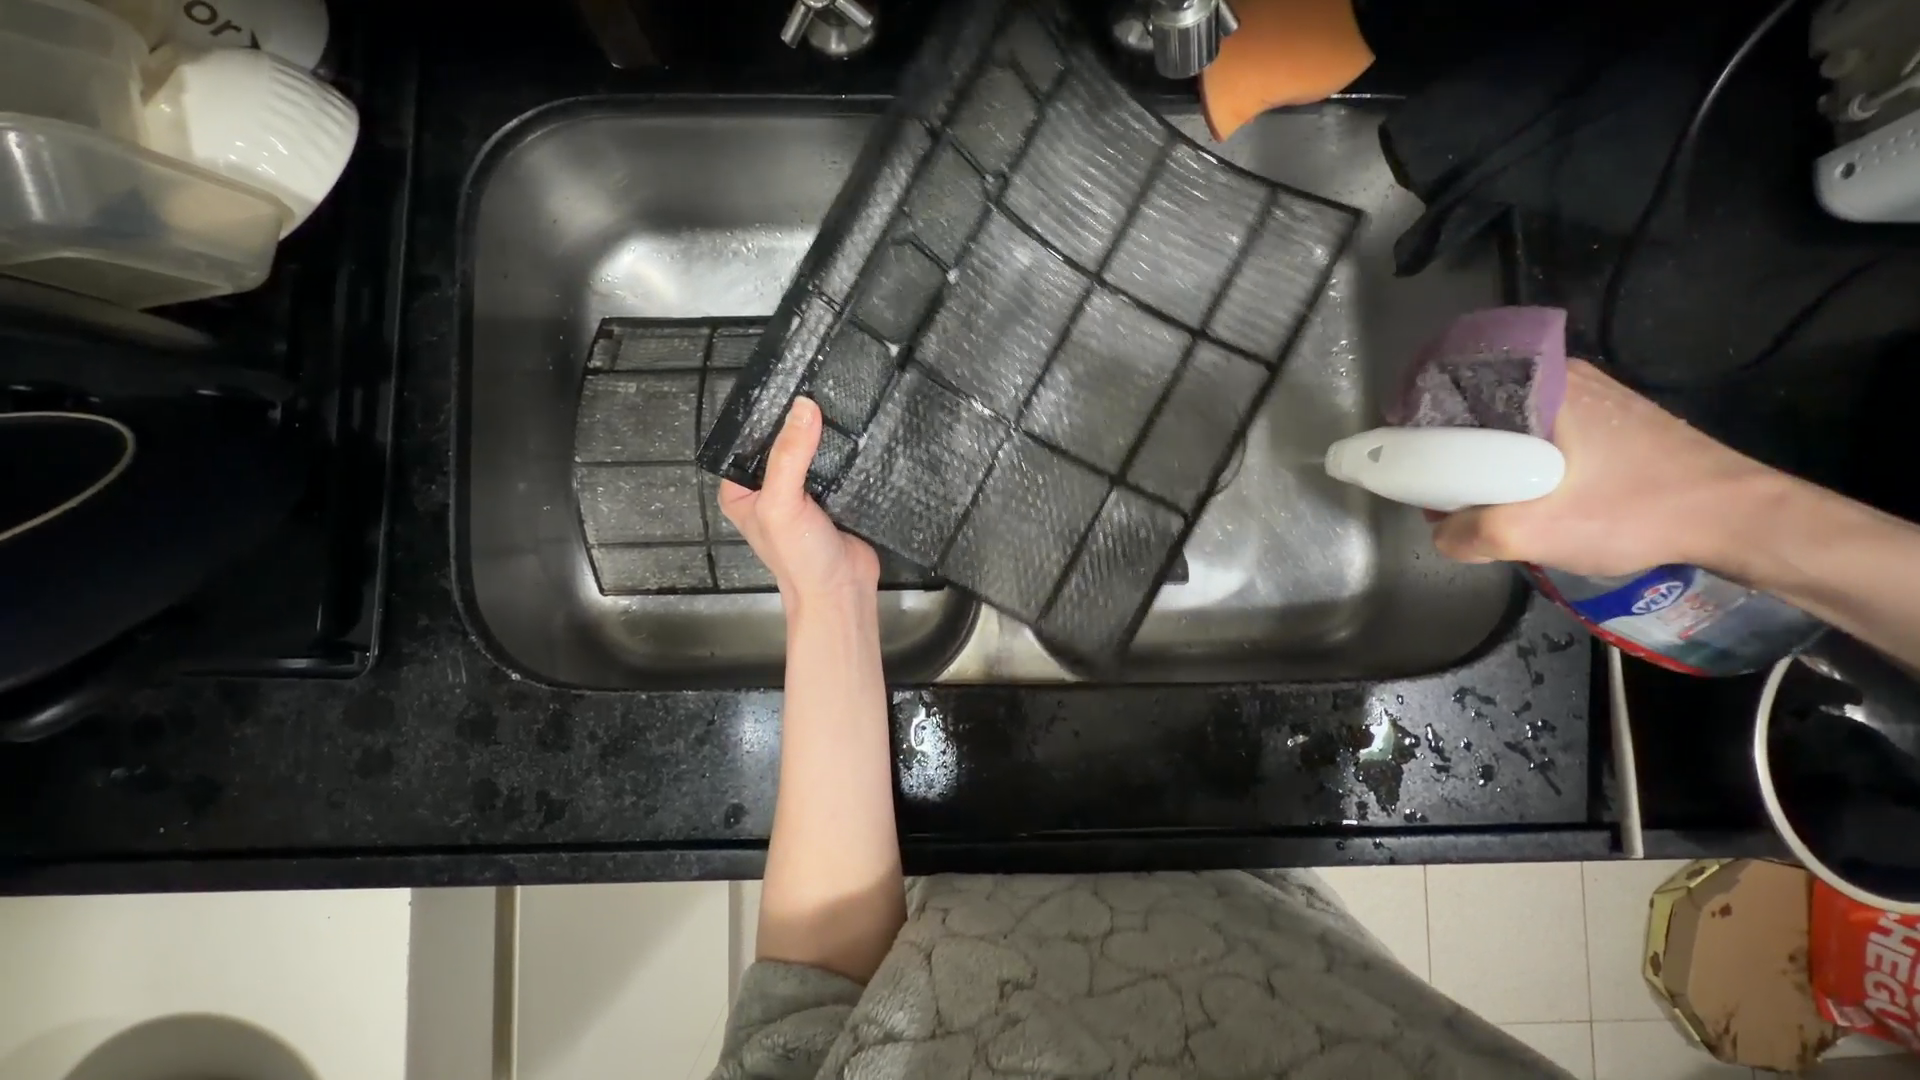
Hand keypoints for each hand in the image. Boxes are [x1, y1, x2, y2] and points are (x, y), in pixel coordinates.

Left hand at [718, 397, 879, 603]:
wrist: (842, 592)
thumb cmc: (799, 558)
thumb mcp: (782, 503)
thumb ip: (789, 455)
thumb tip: (804, 406)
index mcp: (741, 490)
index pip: (749, 440)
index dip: (767, 415)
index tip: (788, 383)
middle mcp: (769, 488)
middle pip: (782, 442)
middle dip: (799, 421)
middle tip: (819, 384)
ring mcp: (803, 492)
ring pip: (812, 451)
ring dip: (825, 434)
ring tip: (840, 400)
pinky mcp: (833, 496)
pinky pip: (837, 464)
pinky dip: (846, 451)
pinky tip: (857, 430)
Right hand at [1431, 360, 1777, 576]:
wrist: (1742, 519)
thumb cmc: (1638, 510)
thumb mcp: (1535, 532)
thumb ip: (1468, 534)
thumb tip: (1440, 533)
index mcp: (1544, 382)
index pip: (1453, 382)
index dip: (1418, 417)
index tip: (1403, 454)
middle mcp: (1564, 379)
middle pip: (1477, 404)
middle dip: (1448, 446)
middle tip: (1437, 489)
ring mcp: (1589, 400)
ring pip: (1506, 424)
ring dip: (1482, 459)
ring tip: (1473, 499)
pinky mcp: (1606, 426)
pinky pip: (1535, 436)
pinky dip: (1513, 462)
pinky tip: (1517, 497)